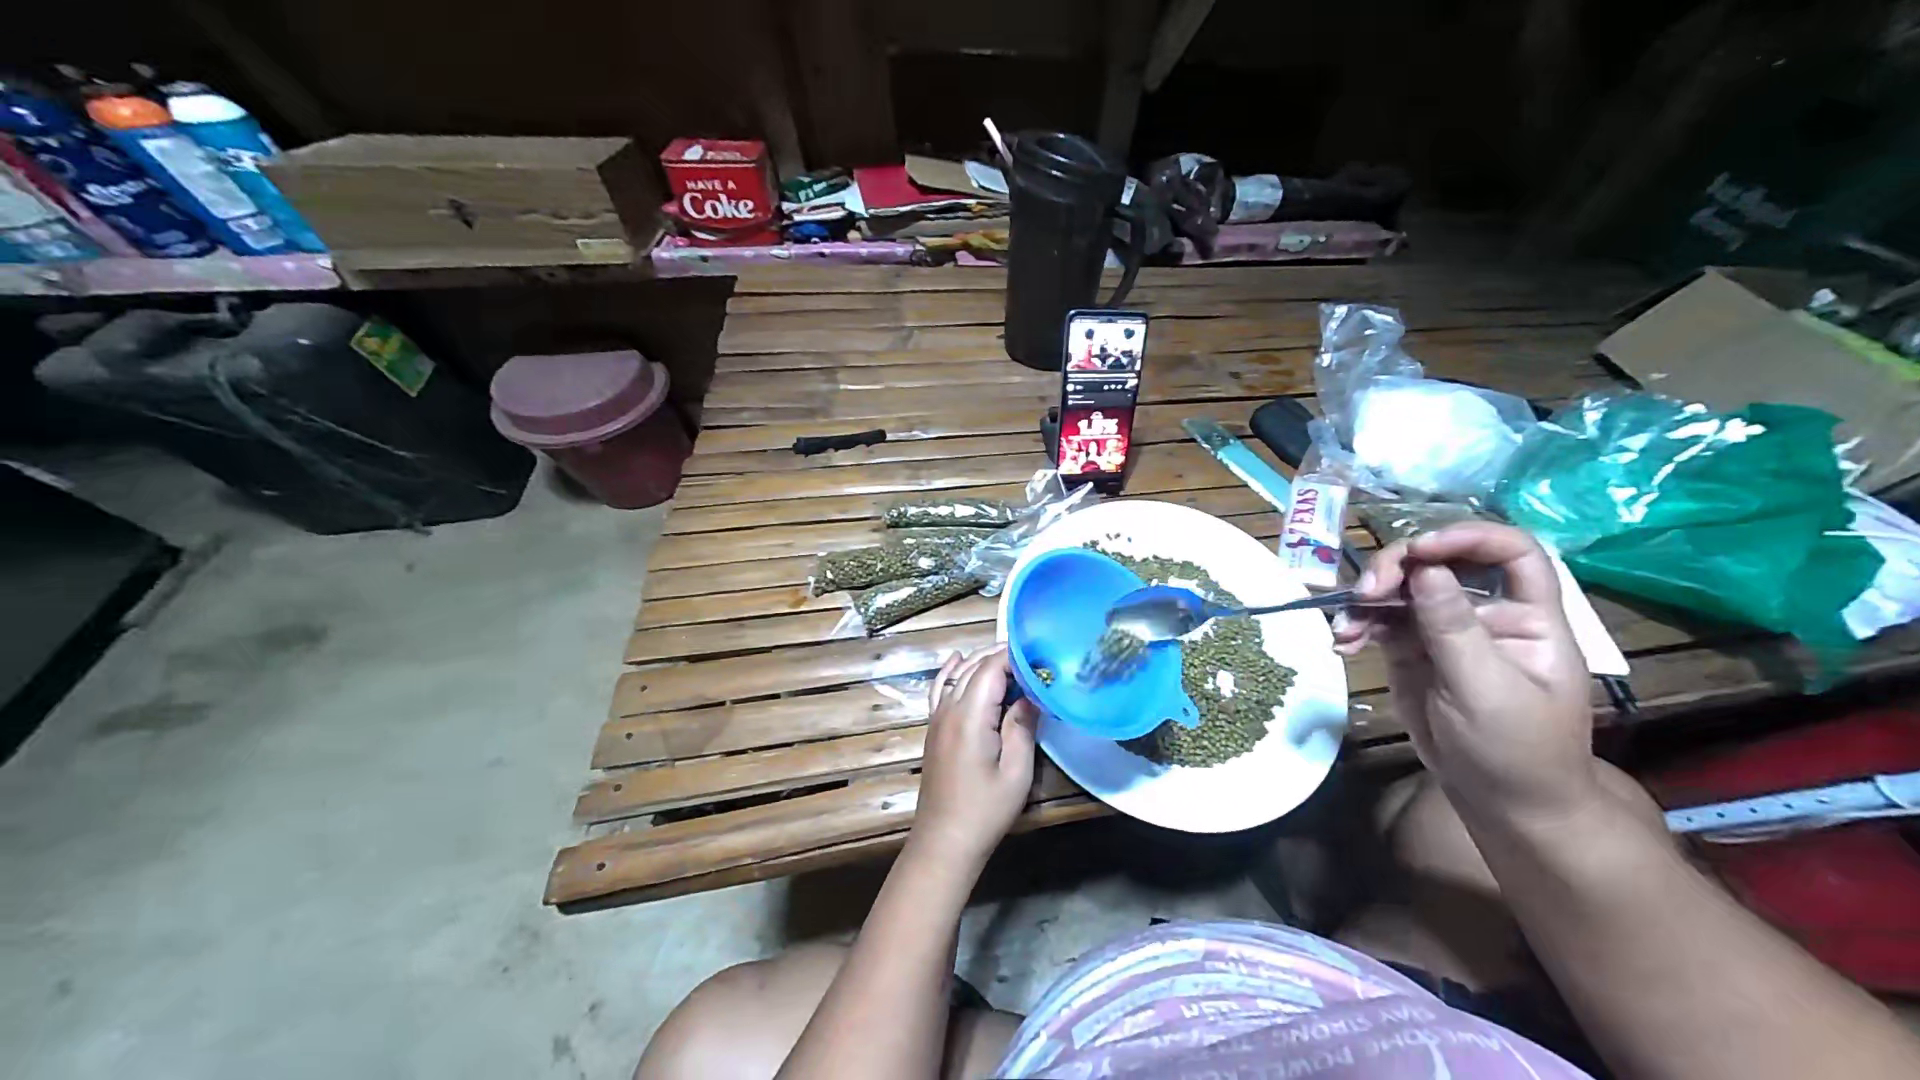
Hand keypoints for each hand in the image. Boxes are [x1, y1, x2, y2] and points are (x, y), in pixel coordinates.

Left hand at [910, 644, 1038, 869]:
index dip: (1015, 657)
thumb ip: (1022, 726)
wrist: (944, 839)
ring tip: (1011, 660)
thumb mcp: (1016, 771)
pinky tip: (957, 658)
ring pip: (957, 674)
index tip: (1041, 657)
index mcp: (970, 715)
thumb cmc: (985, 809)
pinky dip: (950, 670)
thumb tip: (1031, 695)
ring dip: (981, 662)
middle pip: (973, 666)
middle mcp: (949, 708)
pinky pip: (940, 688)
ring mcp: (937, 717)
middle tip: (1034, 659)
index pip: (991, 668)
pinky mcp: (934, 728)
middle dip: (1001, 656)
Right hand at [1333, 522, 1600, 824]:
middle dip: (1397, 569)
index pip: (1511, 553)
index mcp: (1527, 618)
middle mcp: (1484, 613)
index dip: (1468, 538)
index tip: (1421, 550)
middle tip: (1365, 593)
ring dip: (1367, 600)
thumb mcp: (1485, 690)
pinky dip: (1356, 626)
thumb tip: (1426, 568)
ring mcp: (1443, 630)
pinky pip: (1378, 621)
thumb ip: (1453, 629)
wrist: (1500, 801)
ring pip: (1400, 589)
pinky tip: (1343, 644)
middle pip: (1440, 563)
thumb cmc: (1516, 750)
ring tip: (1345, 628)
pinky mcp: (1411, 650)